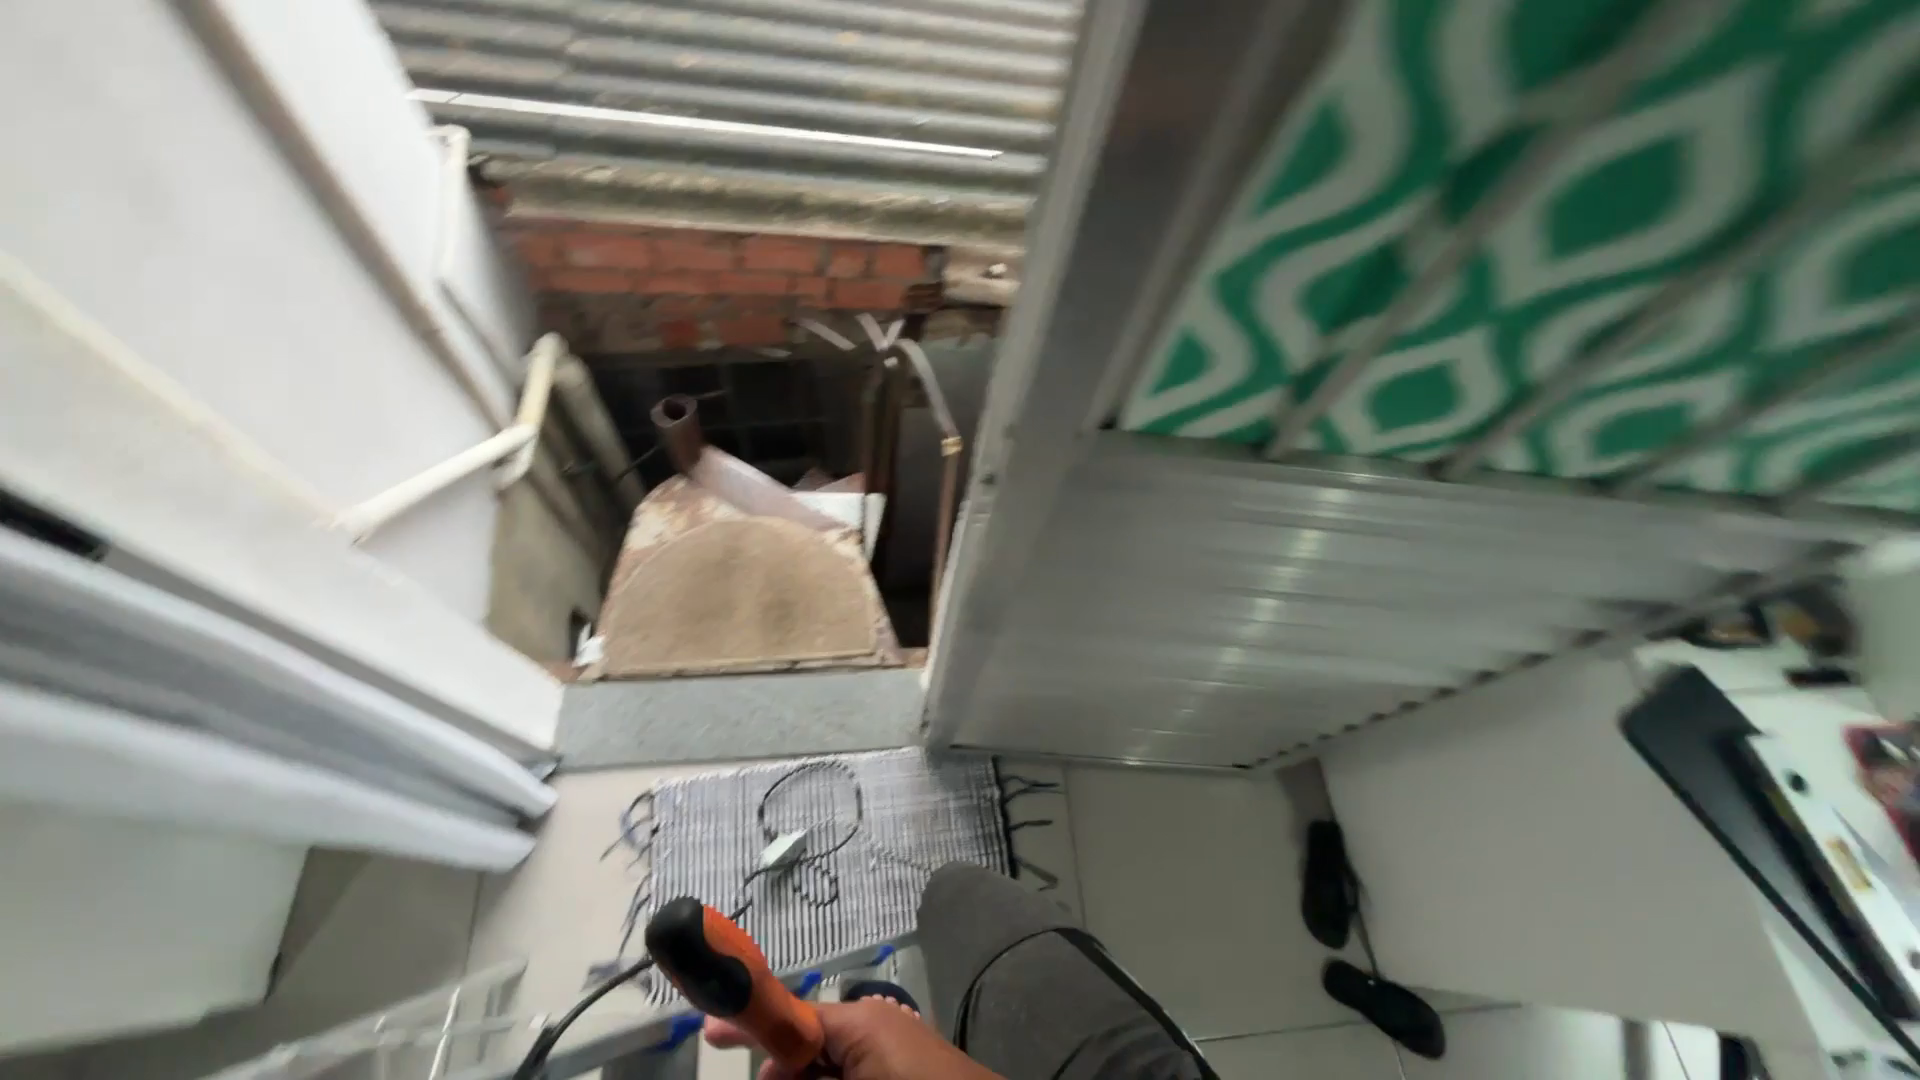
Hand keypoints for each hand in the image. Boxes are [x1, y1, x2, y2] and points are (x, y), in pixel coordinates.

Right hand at [704, 999, 1004, 1079]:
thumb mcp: (851, 1078)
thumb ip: (801, 1072)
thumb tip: (769, 1072)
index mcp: (861, 1020)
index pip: (792, 1015)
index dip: (749, 1023)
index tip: (709, 1031)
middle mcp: (877, 1023)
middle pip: (807, 1044)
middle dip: (782, 1072)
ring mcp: (895, 1043)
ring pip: (832, 1063)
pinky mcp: (909, 1064)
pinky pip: (857, 1068)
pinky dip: (838, 1079)